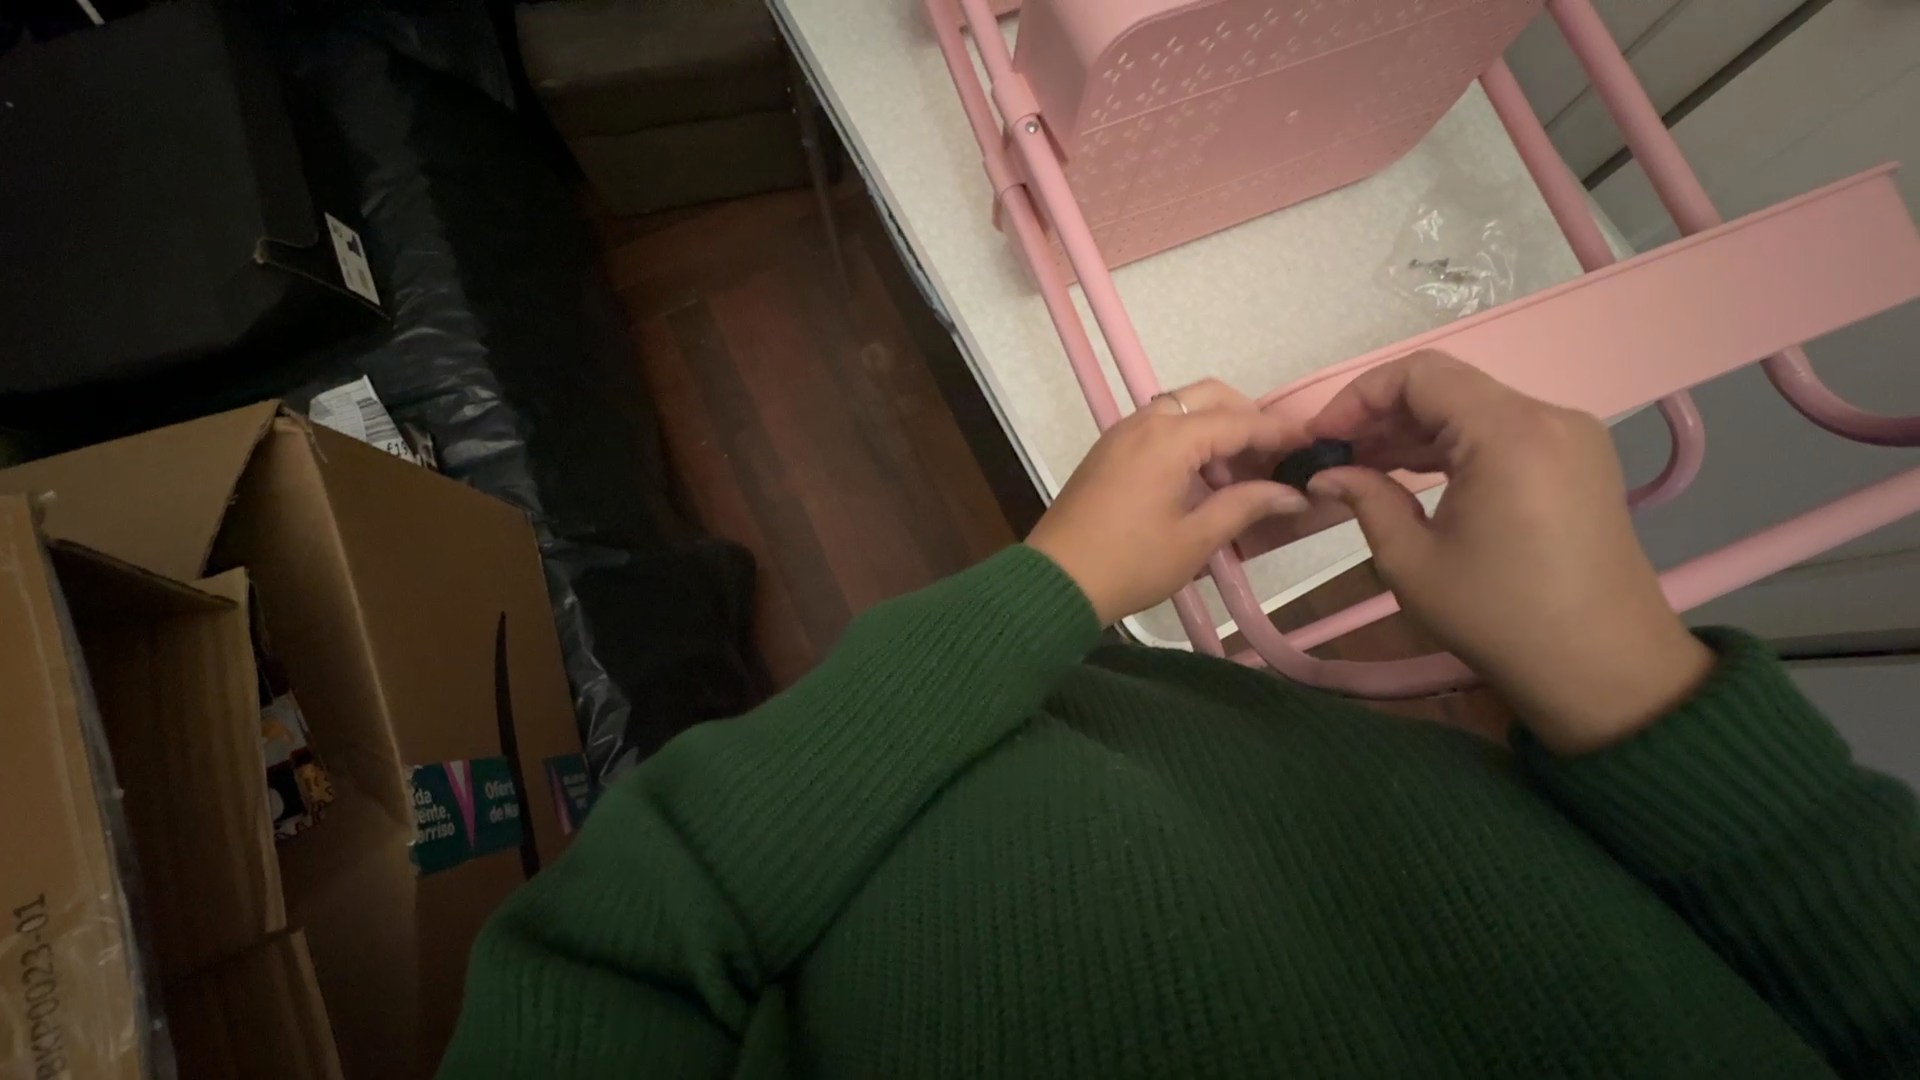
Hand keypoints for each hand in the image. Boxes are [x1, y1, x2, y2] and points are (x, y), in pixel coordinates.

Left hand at [1028, 379, 1309, 625]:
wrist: (1056, 581)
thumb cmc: (1130, 563)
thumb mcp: (1196, 539)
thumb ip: (1246, 506)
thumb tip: (1293, 494)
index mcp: (1168, 438)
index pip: (1238, 421)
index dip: (1279, 432)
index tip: (1312, 445)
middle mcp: (1142, 422)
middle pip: (1207, 397)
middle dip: (1245, 418)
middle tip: (1271, 456)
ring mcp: (1119, 434)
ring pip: (1178, 409)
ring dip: (1212, 428)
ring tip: (1235, 477)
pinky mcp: (1105, 452)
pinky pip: (1154, 427)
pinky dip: (1183, 439)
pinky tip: (1197, 480)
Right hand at [1306, 352, 1713, 754]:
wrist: (1603, 666)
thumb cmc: (1497, 614)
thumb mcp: (1410, 560)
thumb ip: (1364, 498)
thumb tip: (1325, 474)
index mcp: (1508, 434)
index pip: (1419, 375)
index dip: (1357, 397)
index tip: (1321, 440)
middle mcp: (1547, 417)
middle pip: (1445, 386)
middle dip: (1379, 414)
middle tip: (1332, 457)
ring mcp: (1569, 436)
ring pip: (1470, 407)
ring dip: (1410, 430)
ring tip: (1360, 468)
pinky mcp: (1575, 460)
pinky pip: (1498, 431)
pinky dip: (1447, 444)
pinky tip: (1408, 475)